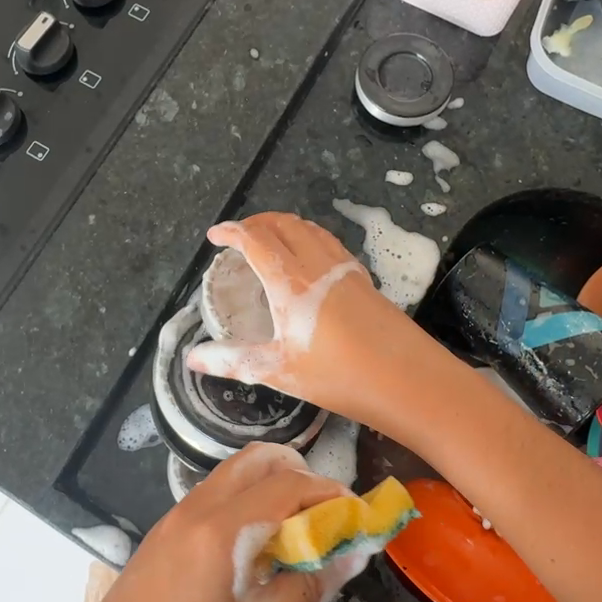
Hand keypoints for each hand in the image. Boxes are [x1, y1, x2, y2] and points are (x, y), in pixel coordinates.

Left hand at [25, 444, 361, 601]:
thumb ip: (305, 590)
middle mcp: (193, 509)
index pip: (286, 485)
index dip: (329, 493)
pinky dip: (244, 506)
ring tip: (298, 536)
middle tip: (328, 517)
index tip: (359, 515)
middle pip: (256, 462)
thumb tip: (350, 555)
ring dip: (270, 489)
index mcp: (218, 529)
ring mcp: (171, 519)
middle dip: (299, 477)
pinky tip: (258, 552)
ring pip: (232, 477)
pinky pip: (212, 499)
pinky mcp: (160, 538)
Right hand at [186, 212, 439, 421]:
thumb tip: (192, 359)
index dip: (232, 232)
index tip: (215, 235)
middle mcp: (316, 263)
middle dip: (257, 222)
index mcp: (290, 281)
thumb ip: (233, 361)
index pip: (255, 240)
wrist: (408, 378)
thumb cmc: (339, 375)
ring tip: (269, 239)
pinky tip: (309, 259)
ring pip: (309, 229)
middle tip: (238, 235)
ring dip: (284, 225)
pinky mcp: (363, 278)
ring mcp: (344, 267)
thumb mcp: (279, 372)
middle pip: (283, 224)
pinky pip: (328, 242)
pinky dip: (308, 237)